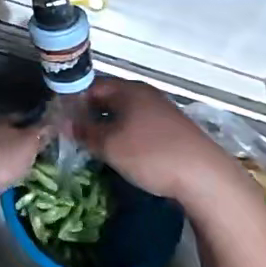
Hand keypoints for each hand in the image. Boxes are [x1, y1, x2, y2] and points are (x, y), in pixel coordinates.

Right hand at [78, 79, 247, 204]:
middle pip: (107, 99)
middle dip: (88, 115)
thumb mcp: (108, 144)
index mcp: (127, 89)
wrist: (206, 179)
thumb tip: (62, 123)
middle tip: (72, 135)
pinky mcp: (173, 131)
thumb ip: (82, 131)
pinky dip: (125, 136)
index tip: (59, 119)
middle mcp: (145, 95)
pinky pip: (138, 127)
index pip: (89, 86)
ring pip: (123, 114)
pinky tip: (121, 153)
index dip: (71, 101)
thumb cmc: (150, 154)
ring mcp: (161, 112)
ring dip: (107, 128)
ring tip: (93, 146)